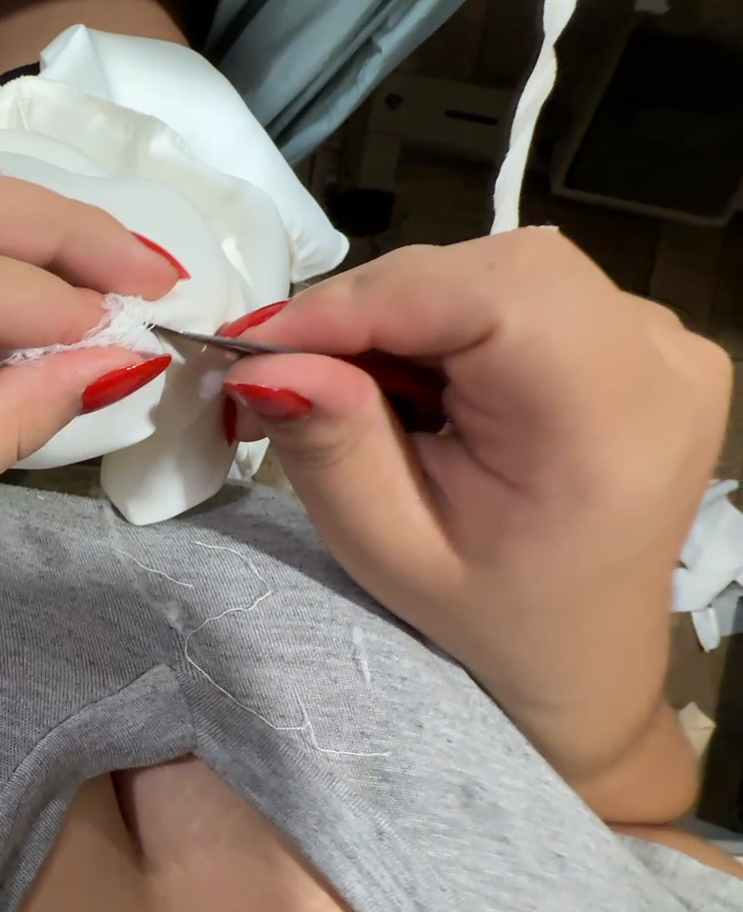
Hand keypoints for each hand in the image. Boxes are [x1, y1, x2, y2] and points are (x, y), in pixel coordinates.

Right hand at [224, 229, 730, 816]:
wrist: (570, 643)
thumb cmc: (476, 612)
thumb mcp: (382, 546)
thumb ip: (329, 448)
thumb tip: (259, 365)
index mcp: (610, 420)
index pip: (489, 295)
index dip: (357, 302)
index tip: (252, 346)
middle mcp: (658, 355)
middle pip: (487, 269)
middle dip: (358, 307)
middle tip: (270, 368)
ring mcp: (651, 338)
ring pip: (483, 270)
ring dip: (380, 314)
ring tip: (321, 383)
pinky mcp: (618, 338)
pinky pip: (496, 294)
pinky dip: (412, 322)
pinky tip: (381, 379)